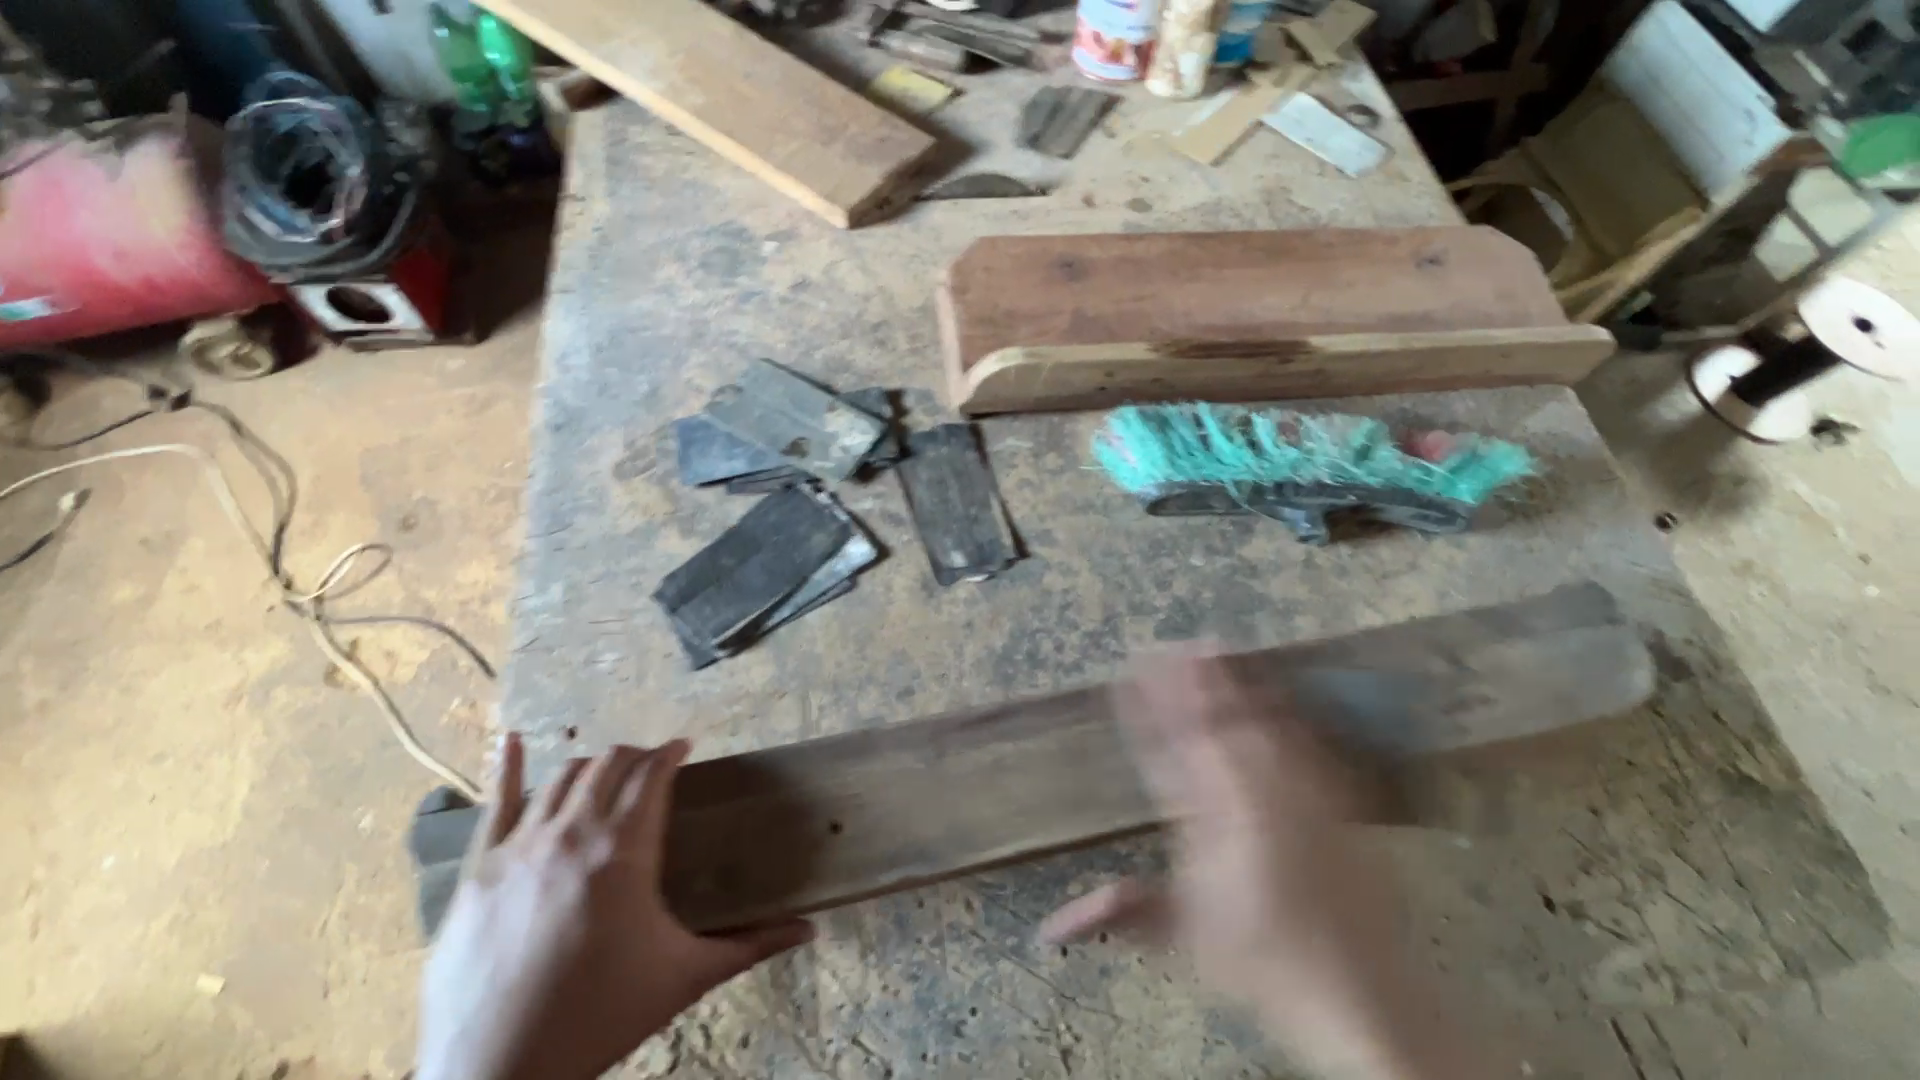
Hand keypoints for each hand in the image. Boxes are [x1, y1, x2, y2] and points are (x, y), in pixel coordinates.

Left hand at [416, 736, 813, 1079]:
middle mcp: (571, 834)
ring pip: (562, 778)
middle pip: (608, 765)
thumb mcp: (685, 978)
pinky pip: (495, 802)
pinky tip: (512, 740)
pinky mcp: (479, 869)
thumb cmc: (602, 1017)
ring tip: (609, 774)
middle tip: (654, 766)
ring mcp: (519, 847)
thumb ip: (751, 945)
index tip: (685, 747)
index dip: (671, 753)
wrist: (498, 1070)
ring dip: (591, 767)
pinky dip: (507, 766)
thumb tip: (810, 929)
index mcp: (624, 852)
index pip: (652, 776)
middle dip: (636, 756)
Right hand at [1040, 653, 1480, 1079]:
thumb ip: (1123, 914)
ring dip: (1233, 679)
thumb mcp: (1185, 940)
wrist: (1363, 991)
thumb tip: (1047, 926)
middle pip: (1214, 723)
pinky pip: (1304, 736)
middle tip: (1167, 642)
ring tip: (1213, 644)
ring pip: (1259, 720)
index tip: (1126, 676)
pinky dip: (1282, 705)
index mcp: (1210, 824)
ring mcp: (1300, 792)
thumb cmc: (1265, 965)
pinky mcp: (1336, 799)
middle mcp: (1253, 797)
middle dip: (1188, 680)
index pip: (1167, 752)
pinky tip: (1275, 688)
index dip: (1145, 711)